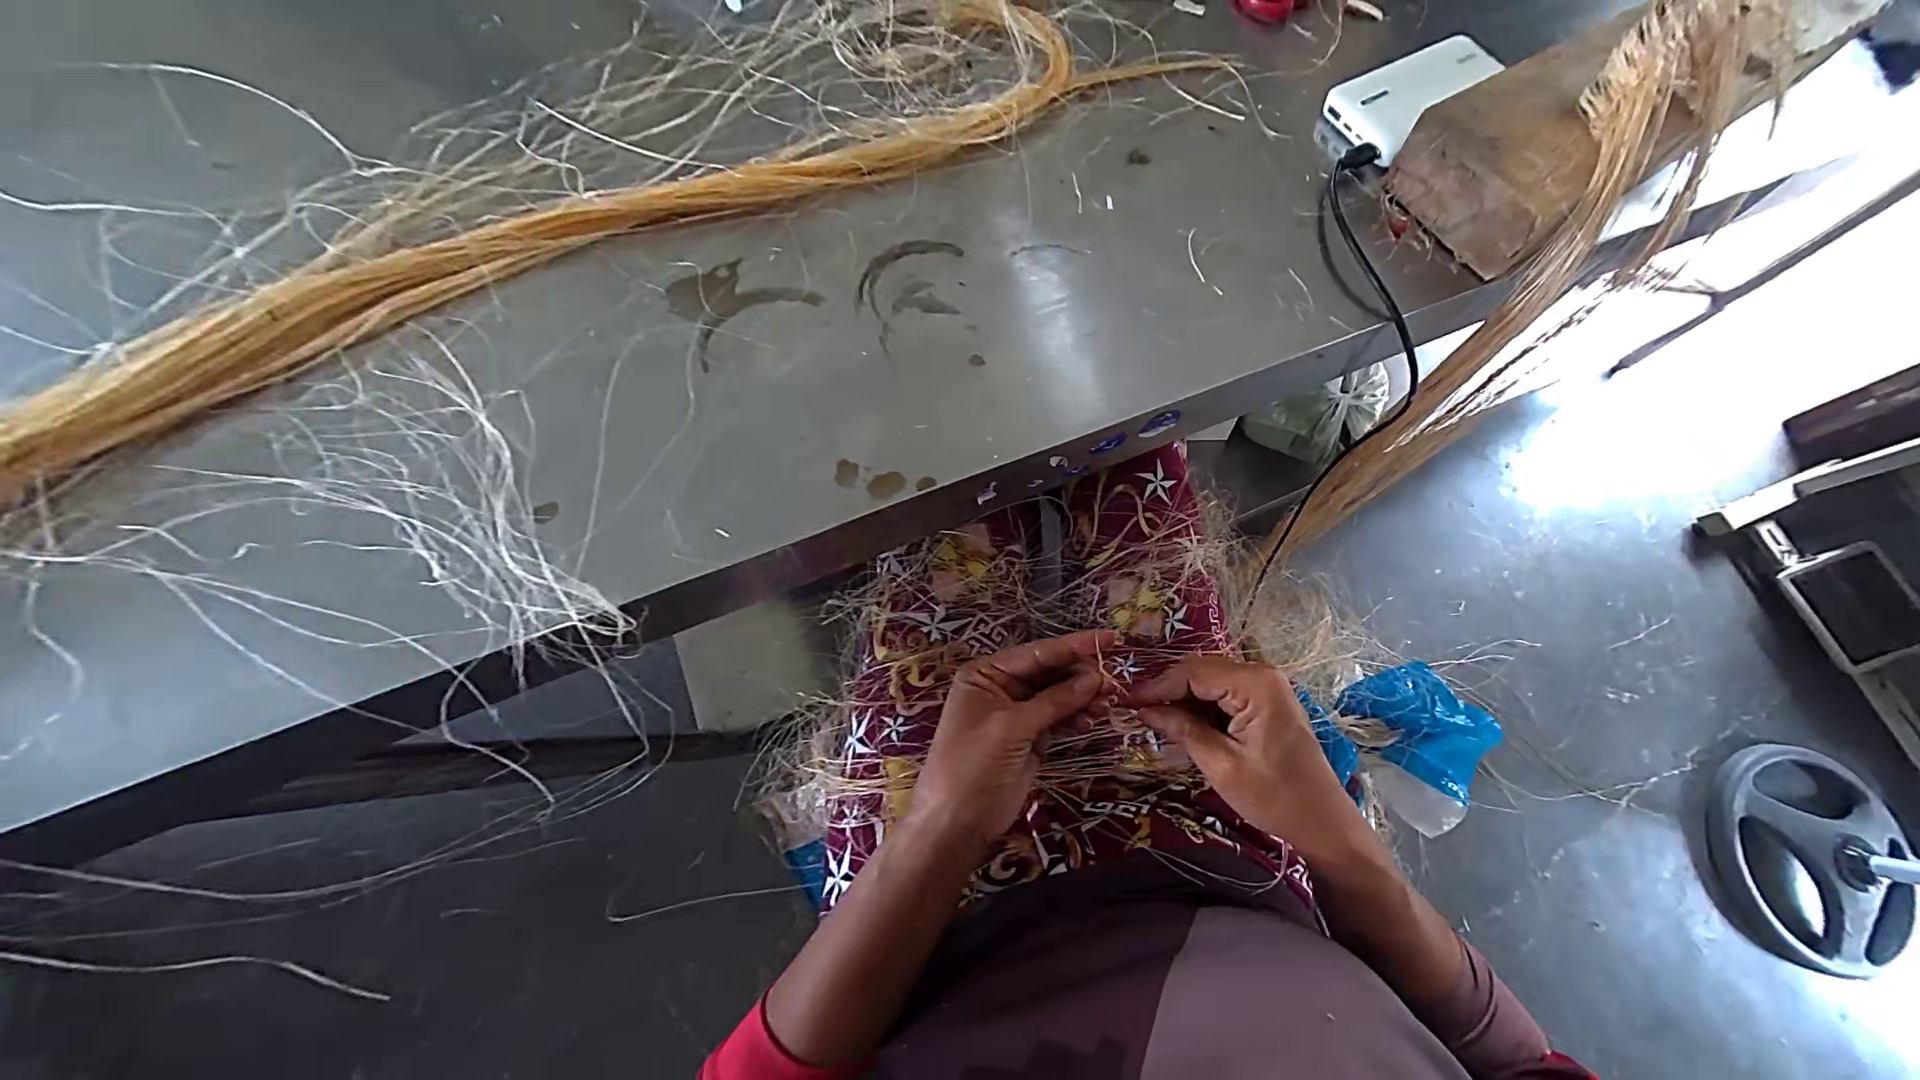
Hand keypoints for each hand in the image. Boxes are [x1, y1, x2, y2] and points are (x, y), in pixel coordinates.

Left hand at [909, 630, 1113, 861]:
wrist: (957, 823)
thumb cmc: (973, 765)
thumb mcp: (1012, 728)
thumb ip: (1054, 701)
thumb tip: (1095, 677)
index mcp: (985, 674)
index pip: (1035, 653)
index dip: (1073, 646)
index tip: (1109, 638)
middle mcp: (1000, 687)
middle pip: (1048, 671)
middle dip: (1081, 673)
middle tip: (1115, 679)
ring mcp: (1016, 713)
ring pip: (1057, 695)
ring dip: (1083, 695)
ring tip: (1111, 699)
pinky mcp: (1029, 737)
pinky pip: (1058, 717)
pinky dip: (1076, 715)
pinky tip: (1095, 715)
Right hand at [1126, 655, 1370, 862]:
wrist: (1325, 824)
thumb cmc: (1275, 797)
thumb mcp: (1220, 764)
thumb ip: (1181, 729)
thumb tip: (1144, 710)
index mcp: (1254, 684)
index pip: (1191, 672)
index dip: (1156, 686)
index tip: (1127, 703)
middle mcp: (1261, 674)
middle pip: (1199, 671)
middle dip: (1166, 690)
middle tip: (1136, 711)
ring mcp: (1266, 686)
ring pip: (1208, 681)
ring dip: (1182, 699)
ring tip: (1153, 719)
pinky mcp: (1266, 701)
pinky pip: (1223, 694)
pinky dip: (1200, 707)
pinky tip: (1181, 724)